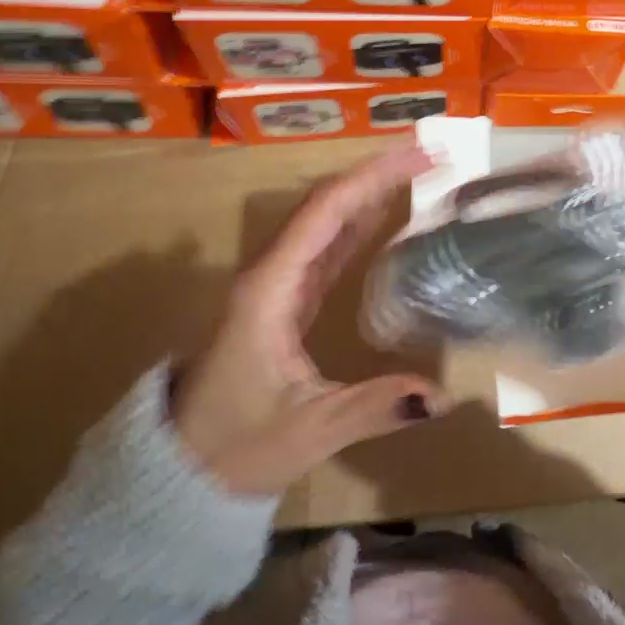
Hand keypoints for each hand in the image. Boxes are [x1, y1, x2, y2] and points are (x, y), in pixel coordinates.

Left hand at [173, 142, 448, 495]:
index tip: (419, 154)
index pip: (325, 213)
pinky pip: (325, 248)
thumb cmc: (239, 445)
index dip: (373, 178)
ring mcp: (276, 286)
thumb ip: (374, 407)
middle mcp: (271, 274)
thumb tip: (441, 397)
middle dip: (377, 173)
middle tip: (430, 152)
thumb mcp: (310, 429)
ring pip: (324, 222)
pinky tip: (385, 215)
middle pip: (326, 205)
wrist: (182, 471)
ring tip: (417, 169)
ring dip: (368, 192)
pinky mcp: (284, 302)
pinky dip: (358, 224)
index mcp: (271, 289)